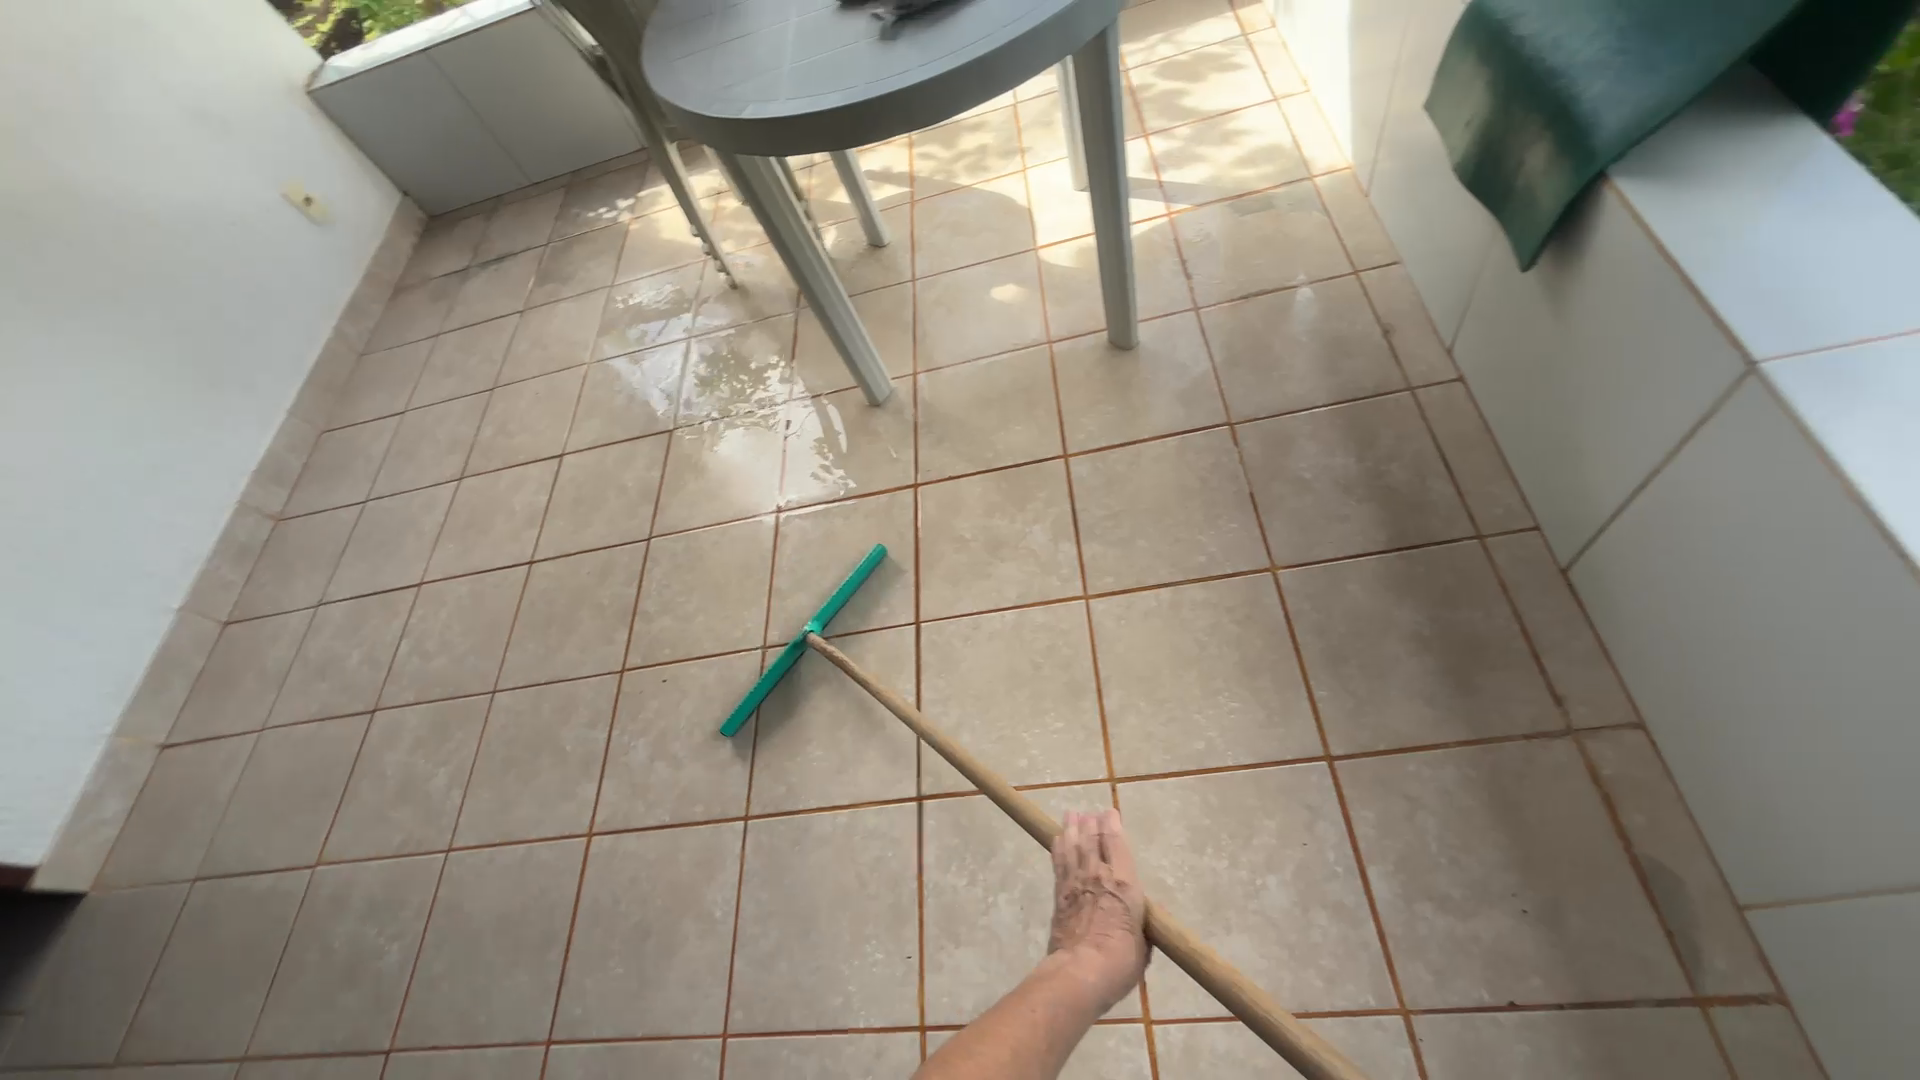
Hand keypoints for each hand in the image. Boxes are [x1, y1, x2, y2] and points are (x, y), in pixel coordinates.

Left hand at [1047, 809, 1148, 1010]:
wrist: (1082, 970)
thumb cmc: (1121, 960)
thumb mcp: (1143, 943)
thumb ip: (1139, 925)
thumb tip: (1137, 922)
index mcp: (1124, 883)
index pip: (1116, 843)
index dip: (1112, 825)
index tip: (1110, 813)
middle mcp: (1098, 874)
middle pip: (1092, 839)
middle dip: (1090, 823)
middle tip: (1088, 813)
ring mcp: (1076, 882)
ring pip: (1073, 846)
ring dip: (1072, 829)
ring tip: (1071, 815)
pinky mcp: (1059, 894)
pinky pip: (1059, 862)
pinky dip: (1058, 847)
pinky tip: (1057, 839)